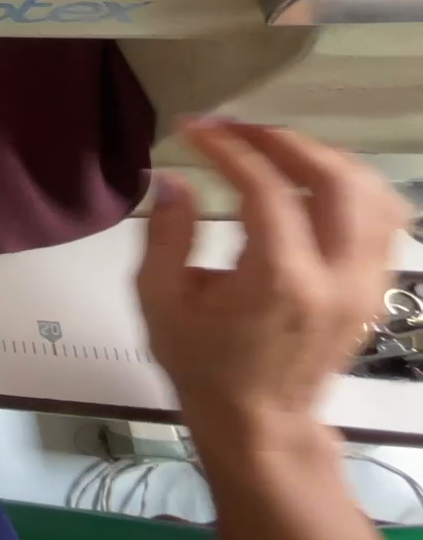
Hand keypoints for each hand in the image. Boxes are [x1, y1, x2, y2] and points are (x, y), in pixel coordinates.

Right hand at [137, 120, 406, 432]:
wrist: (257, 412)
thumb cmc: (195, 354)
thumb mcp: (157, 294)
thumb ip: (166, 233)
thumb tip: (174, 178)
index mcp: (278, 279)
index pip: (267, 192)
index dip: (228, 150)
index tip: (192, 128)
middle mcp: (338, 277)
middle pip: (339, 185)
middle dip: (285, 142)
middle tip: (234, 127)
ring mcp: (368, 283)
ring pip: (375, 197)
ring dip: (322, 158)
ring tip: (270, 143)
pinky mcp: (374, 286)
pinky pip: (383, 220)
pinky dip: (348, 184)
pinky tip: (306, 177)